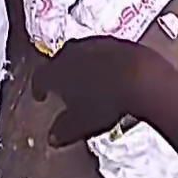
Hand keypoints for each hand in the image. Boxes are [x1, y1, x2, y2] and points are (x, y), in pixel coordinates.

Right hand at [32, 36, 177, 145]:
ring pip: (79, 54)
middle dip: (59, 75)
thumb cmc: (104, 102)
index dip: (38, 87)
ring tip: (86, 84)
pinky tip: (106, 75)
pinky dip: (97, 62)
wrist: (139, 75)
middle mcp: (72, 51)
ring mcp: (93, 43)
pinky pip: (97, 51)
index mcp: (58, 70)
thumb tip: (52, 137)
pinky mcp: (112, 40)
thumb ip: (64, 130)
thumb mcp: (81, 124)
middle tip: (63, 90)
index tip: (40, 96)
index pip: (40, 76)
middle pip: (59, 61)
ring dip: (79, 67)